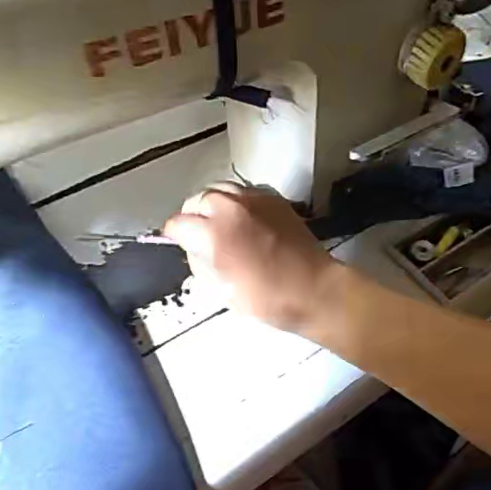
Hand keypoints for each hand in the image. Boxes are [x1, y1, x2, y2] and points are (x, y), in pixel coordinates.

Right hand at [162, 184, 344, 333]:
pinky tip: (243, 220)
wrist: (316, 290)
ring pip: (220, 189)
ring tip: (219, 223)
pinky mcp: (275, 200)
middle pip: (198, 200)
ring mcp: (255, 200)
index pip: (178, 224)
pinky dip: (237, 202)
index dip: (174, 236)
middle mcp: (231, 209)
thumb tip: (196, 251)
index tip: (178, 243)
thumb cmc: (269, 300)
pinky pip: (245, 192)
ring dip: (214, 204)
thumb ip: (202, 265)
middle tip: (198, 234)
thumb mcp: (223, 292)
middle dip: (193, 216)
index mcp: (213, 234)